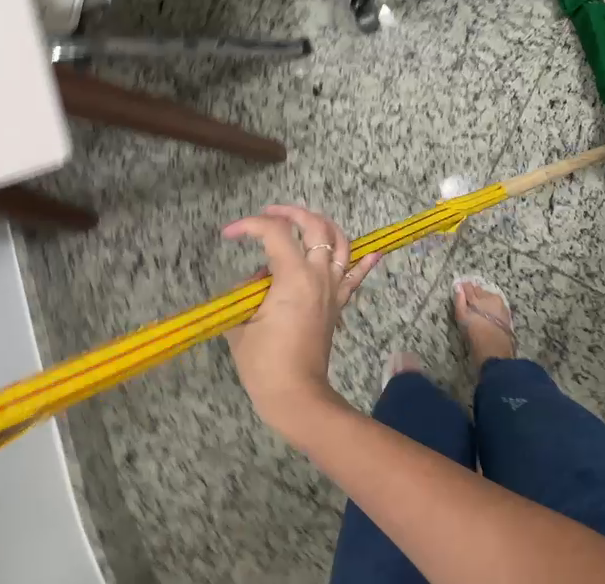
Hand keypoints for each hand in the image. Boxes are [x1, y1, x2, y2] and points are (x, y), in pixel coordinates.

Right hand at [222, 205, 381, 435]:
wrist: (296, 392)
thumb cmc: (264, 362)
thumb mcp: (241, 324)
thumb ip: (245, 295)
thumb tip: (256, 282)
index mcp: (293, 276)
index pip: (275, 233)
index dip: (251, 225)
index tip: (230, 233)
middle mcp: (319, 274)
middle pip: (315, 227)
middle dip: (292, 213)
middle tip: (271, 213)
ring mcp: (334, 288)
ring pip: (341, 243)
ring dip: (325, 226)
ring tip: (307, 222)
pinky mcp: (340, 303)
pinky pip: (356, 276)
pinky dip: (365, 261)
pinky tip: (374, 251)